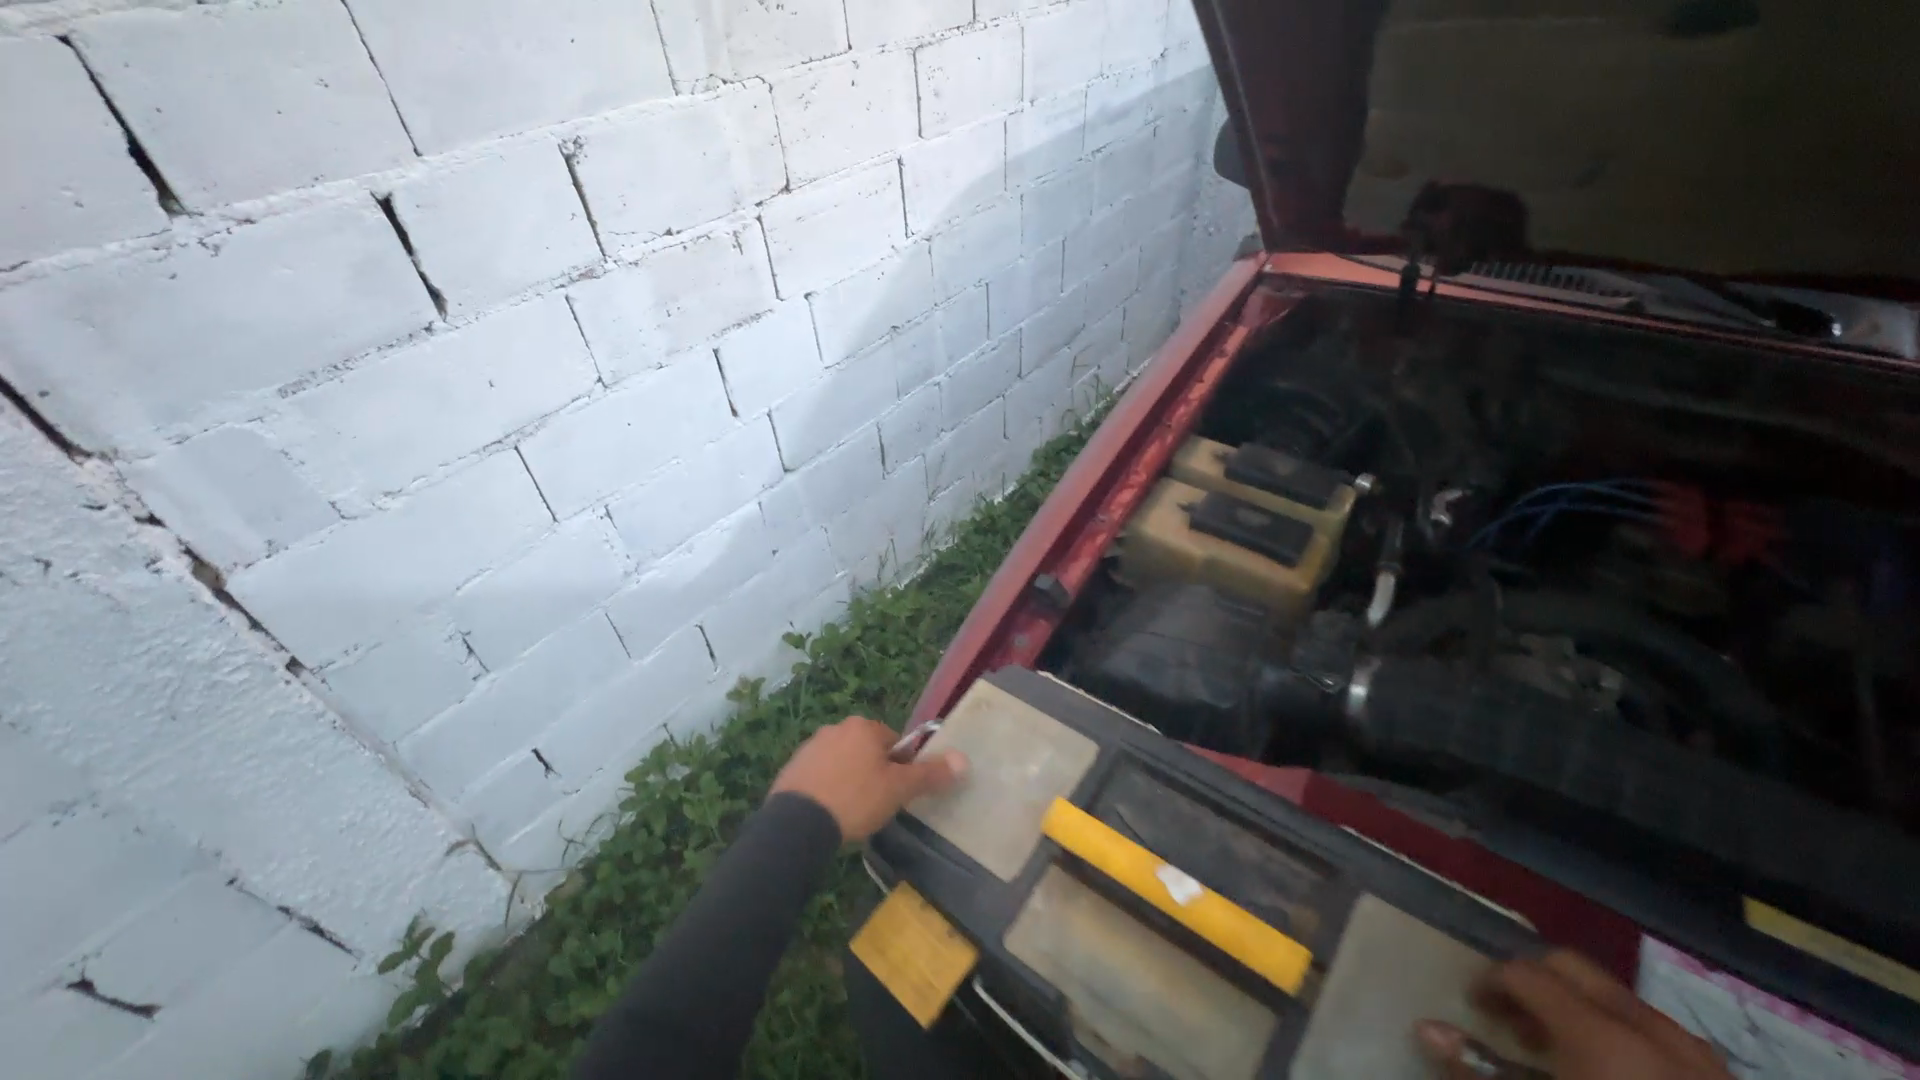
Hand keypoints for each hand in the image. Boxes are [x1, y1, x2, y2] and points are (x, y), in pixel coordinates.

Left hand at [769, 716, 966, 842]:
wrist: (798, 822)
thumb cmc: (856, 799)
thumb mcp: (899, 789)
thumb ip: (930, 774)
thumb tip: (963, 760)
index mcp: (864, 727)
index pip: (894, 743)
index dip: (900, 768)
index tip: (896, 792)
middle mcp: (837, 728)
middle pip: (867, 750)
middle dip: (874, 772)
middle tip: (876, 803)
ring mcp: (811, 746)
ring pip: (843, 762)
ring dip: (850, 779)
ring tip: (852, 811)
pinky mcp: (792, 767)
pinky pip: (821, 775)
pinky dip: (828, 788)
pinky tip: (829, 812)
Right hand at [1417, 951, 1731, 1079]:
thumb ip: (1480, 1072)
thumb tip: (1428, 1029)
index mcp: (1601, 1033)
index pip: (1527, 973)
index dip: (1491, 981)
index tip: (1474, 1007)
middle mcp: (1651, 1030)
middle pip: (1576, 969)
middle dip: (1535, 983)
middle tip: (1511, 1021)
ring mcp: (1700, 1059)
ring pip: (1623, 1001)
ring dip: (1580, 1010)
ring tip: (1560, 1054)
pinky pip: (1663, 1036)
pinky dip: (1625, 1038)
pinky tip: (1615, 1078)